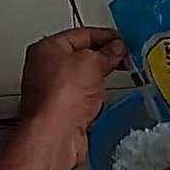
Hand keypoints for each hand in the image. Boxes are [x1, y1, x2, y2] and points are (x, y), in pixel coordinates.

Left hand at [19, 27, 127, 164]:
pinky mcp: (60, 113)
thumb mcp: (93, 62)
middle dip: (103, 57)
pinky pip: (81, 99)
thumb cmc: (63, 96)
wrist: (55, 134)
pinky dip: (93, 98)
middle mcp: (44, 69)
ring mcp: (51, 92)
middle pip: (80, 56)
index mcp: (47, 48)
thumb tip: (117, 48)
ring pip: (81, 79)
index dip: (105, 35)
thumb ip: (108, 52)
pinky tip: (101, 100)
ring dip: (98, 79)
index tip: (123, 40)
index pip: (81, 34)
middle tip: (125, 58)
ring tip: (116, 77)